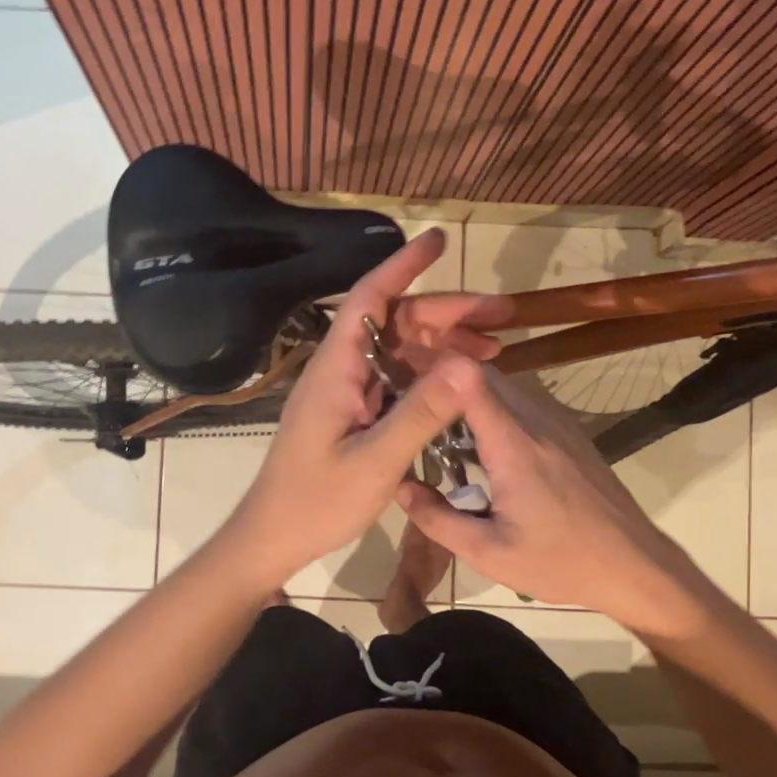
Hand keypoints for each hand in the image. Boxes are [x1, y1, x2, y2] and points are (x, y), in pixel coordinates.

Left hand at [221, 229, 502, 581]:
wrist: (273, 536)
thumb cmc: (316, 501)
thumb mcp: (375, 462)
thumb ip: (421, 413)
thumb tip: (470, 365)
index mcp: (336, 368)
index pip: (370, 298)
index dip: (403, 265)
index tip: (439, 240)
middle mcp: (340, 370)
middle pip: (395, 322)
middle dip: (447, 312)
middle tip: (503, 316)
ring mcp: (346, 393)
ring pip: (399, 351)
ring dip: (444, 344)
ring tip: (497, 350)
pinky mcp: (352, 415)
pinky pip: (395, 380)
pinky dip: (430, 375)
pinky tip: (463, 384)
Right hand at [394, 368, 712, 631]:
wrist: (635, 567)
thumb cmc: (560, 563)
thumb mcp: (488, 552)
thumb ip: (436, 518)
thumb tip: (398, 485)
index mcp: (515, 445)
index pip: (469, 379)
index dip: (430, 370)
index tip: (396, 379)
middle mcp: (538, 422)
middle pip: (482, 376)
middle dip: (441, 383)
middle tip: (406, 406)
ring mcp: (559, 425)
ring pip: (504, 389)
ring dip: (467, 398)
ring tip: (434, 426)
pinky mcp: (570, 435)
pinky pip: (522, 406)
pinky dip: (492, 411)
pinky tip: (476, 446)